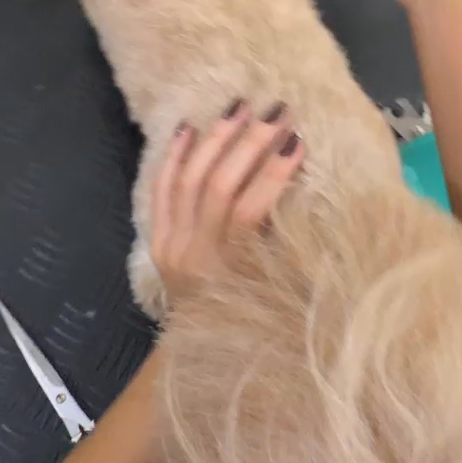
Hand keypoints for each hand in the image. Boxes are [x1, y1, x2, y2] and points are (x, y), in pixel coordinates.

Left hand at [150, 100, 305, 307]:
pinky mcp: (156, 239)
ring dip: (216, 138)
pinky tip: (189, 127)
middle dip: (249, 143)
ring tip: (240, 106)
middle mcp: (193, 254)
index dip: (273, 173)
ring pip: (189, 179)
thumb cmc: (249, 324)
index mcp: (228, 271)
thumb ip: (285, 248)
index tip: (297, 141)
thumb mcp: (274, 292)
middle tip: (276, 110)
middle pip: (219, 185)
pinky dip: (175, 156)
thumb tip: (305, 192)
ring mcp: (170, 245)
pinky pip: (161, 190)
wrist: (193, 356)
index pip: (249, 211)